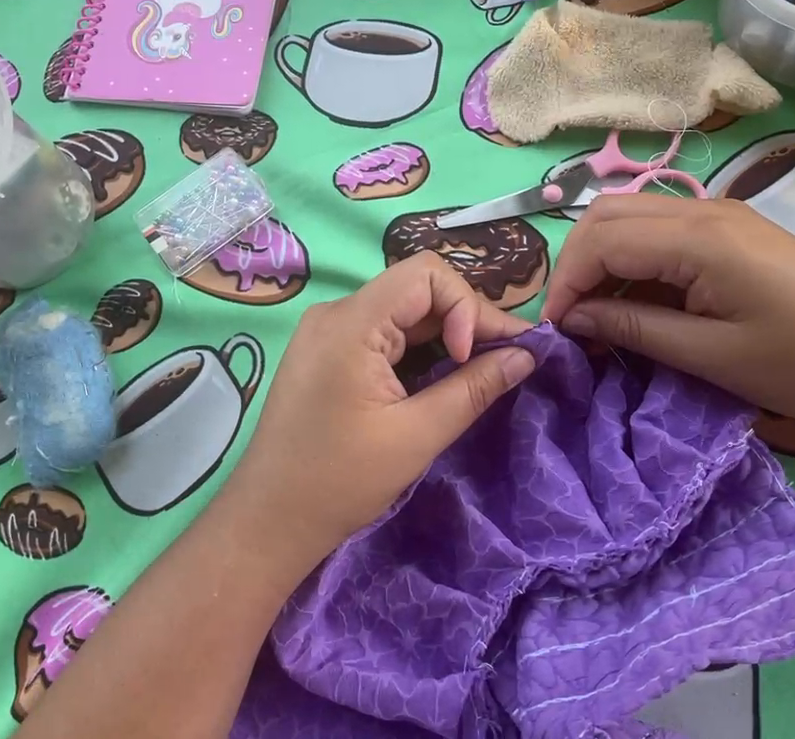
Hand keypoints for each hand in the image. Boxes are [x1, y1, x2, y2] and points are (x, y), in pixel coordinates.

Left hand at [220, 252, 535, 562]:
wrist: (268, 520)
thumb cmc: (339, 482)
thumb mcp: (417, 436)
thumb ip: (473, 389)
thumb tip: (525, 356)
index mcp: (351, 323)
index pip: (426, 275)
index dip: (466, 306)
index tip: (476, 357)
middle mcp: (336, 313)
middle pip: (417, 289)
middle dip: (466, 320)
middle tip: (506, 360)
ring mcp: (328, 331)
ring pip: (403, 310)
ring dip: (446, 335)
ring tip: (481, 369)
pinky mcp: (328, 352)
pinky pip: (384, 331)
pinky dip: (419, 348)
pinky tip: (443, 374)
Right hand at [539, 194, 794, 429]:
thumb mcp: (710, 357)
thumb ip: (634, 329)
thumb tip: (572, 319)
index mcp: (700, 238)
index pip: (602, 240)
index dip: (567, 282)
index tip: (556, 331)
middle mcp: (703, 208)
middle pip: (607, 213)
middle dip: (577, 262)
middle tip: (573, 319)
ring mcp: (718, 211)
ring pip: (629, 214)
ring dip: (601, 258)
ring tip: (598, 314)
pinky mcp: (728, 226)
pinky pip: (658, 228)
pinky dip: (632, 258)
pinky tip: (636, 300)